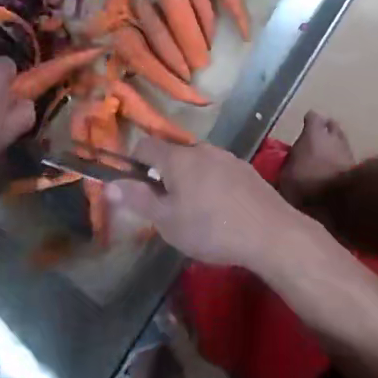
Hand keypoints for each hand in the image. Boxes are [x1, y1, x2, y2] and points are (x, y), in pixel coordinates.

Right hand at [107, 137, 308, 269]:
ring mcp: (226, 156)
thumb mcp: (167, 221)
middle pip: (172, 154)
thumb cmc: (211, 228)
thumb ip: (138, 199)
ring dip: (188, 180)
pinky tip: (219, 210)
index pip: (145, 144)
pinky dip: (210, 184)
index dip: (133, 161)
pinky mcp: (245, 169)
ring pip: (196, 163)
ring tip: (193, 212)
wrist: (270, 232)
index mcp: (177, 157)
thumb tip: (108, 183)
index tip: (133, 186)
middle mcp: (201, 148)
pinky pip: (217, 170)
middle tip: (164, 208)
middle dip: (163, 175)